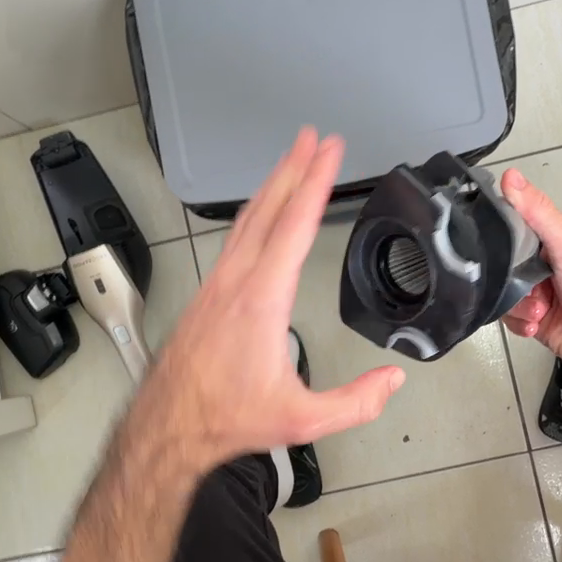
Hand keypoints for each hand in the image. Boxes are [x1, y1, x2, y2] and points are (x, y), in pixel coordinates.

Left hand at [145, 128, 405, 468]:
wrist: (170, 423)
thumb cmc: (226, 416)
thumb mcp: (303, 420)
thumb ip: (356, 402)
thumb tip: (392, 379)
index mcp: (262, 300)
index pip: (294, 225)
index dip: (315, 182)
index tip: (329, 151)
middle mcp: (237, 282)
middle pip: (269, 209)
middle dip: (293, 168)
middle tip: (313, 137)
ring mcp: (218, 285)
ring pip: (247, 220)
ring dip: (271, 185)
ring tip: (290, 160)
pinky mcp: (208, 294)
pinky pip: (233, 239)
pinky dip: (252, 213)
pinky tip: (257, 213)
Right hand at [499, 168, 561, 382]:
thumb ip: (539, 214)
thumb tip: (511, 176)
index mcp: (556, 243)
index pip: (516, 228)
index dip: (499, 233)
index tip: (484, 240)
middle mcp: (546, 267)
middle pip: (505, 265)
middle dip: (508, 280)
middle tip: (521, 287)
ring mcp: (540, 295)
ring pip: (504, 293)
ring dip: (518, 306)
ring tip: (539, 313)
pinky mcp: (534, 322)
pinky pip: (510, 318)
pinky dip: (520, 323)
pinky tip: (535, 326)